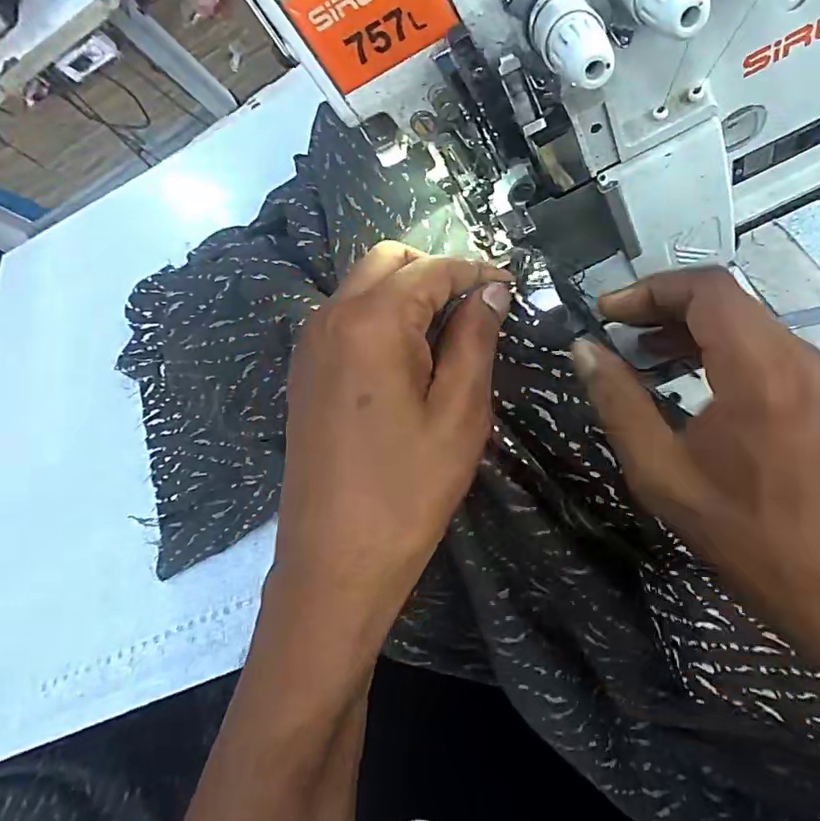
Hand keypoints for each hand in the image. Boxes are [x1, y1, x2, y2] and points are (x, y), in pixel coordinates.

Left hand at [277, 242, 511, 614]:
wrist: (337, 559)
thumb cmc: (410, 487)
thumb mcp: (460, 411)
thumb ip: (475, 339)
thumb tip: (491, 291)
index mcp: (371, 323)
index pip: (430, 270)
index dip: (476, 271)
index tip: (512, 286)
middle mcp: (330, 319)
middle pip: (387, 262)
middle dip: (438, 271)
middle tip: (482, 306)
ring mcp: (310, 346)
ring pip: (364, 287)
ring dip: (411, 292)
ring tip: (457, 332)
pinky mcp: (307, 373)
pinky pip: (349, 319)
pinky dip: (386, 317)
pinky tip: (417, 357)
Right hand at [570, 267, 819, 642]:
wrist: (815, 571)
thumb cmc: (737, 529)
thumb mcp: (661, 472)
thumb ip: (618, 402)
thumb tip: (584, 349)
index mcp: (759, 371)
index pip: (707, 290)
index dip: (651, 289)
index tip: (608, 311)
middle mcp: (793, 354)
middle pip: (724, 296)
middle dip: (665, 304)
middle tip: (617, 329)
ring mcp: (810, 366)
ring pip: (742, 315)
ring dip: (689, 323)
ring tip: (639, 349)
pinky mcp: (812, 381)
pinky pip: (759, 339)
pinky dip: (717, 341)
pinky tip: (680, 366)